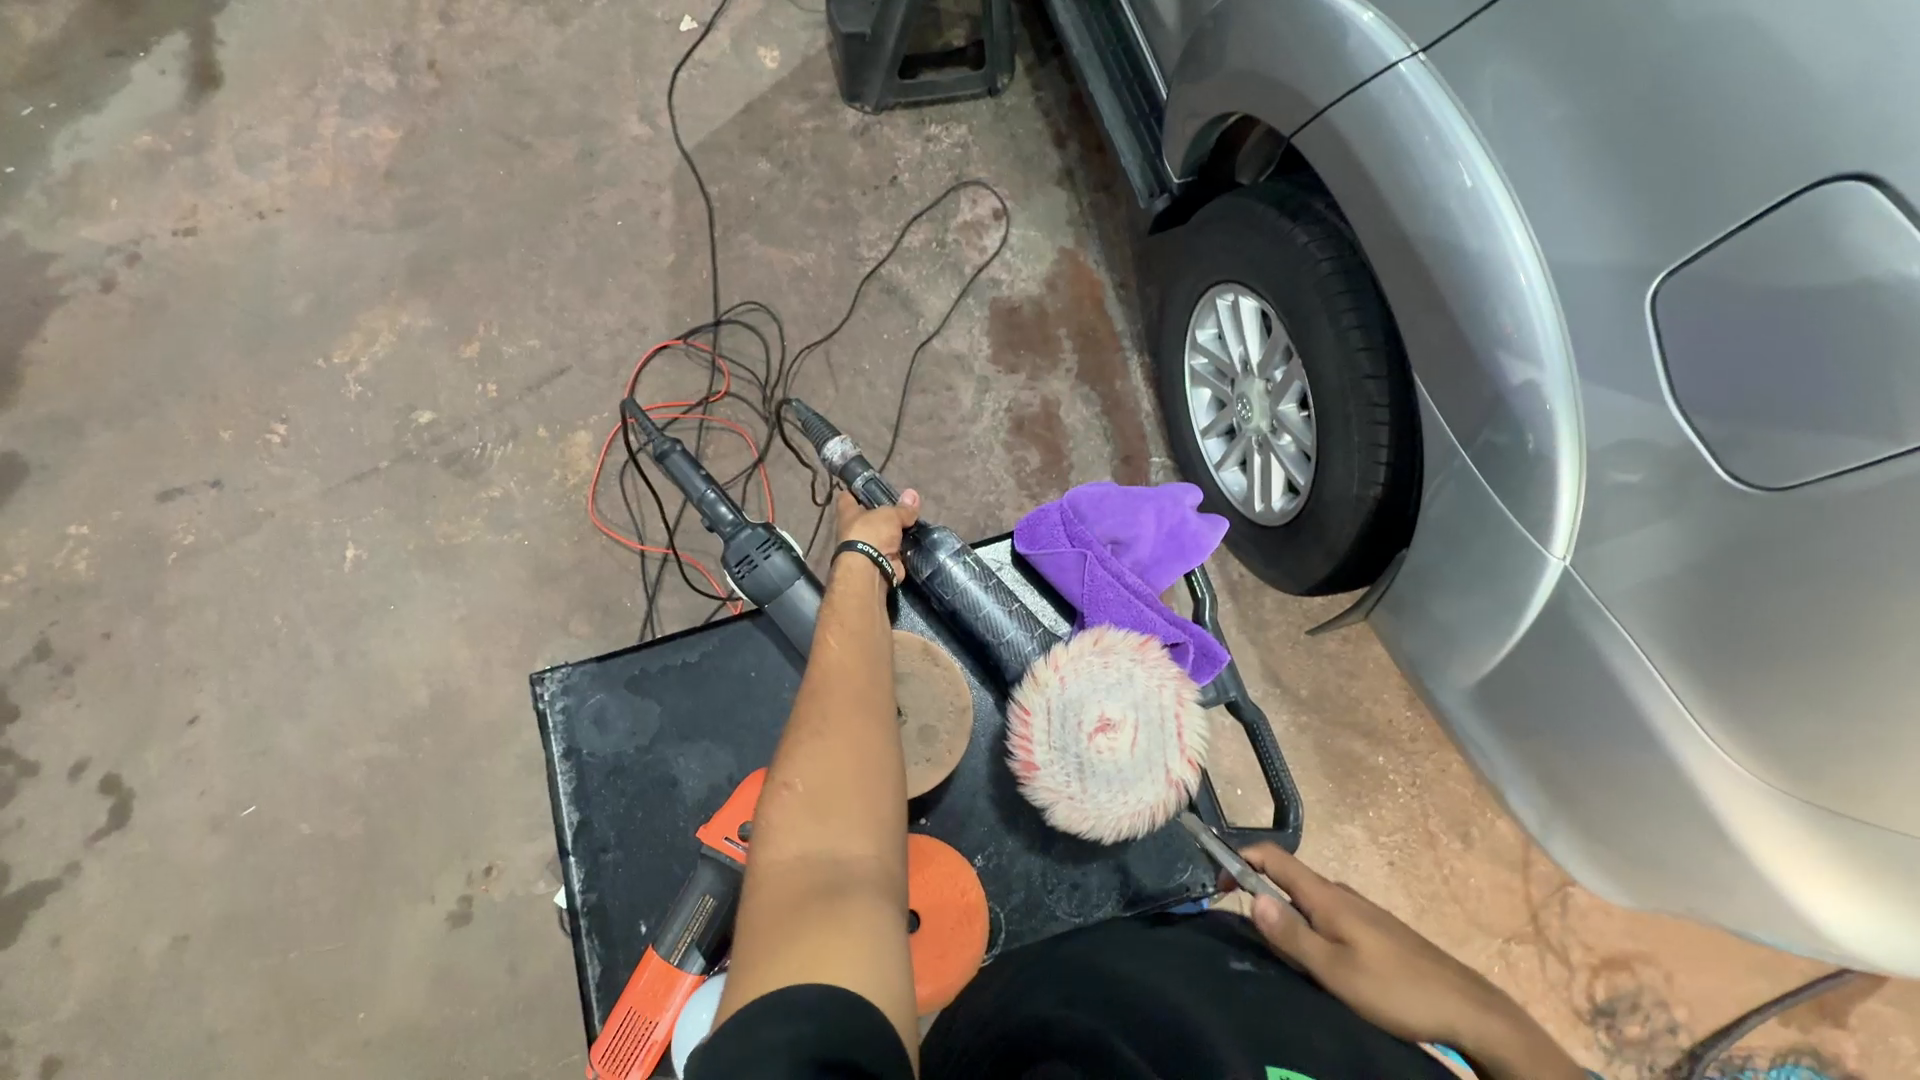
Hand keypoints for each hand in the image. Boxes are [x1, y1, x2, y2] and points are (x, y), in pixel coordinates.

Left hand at [833, 489, 919, 583]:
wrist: (871, 569)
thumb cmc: (871, 533)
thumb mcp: (890, 515)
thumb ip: (902, 508)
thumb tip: (913, 494)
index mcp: (848, 513)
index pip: (847, 497)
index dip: (856, 490)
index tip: (869, 487)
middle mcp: (853, 530)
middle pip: (868, 517)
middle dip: (883, 514)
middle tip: (902, 507)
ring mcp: (865, 548)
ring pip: (882, 536)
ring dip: (895, 533)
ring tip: (913, 523)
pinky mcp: (878, 562)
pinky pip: (892, 552)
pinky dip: (902, 549)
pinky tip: (915, 542)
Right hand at [1228, 844, 1583, 1078]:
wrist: (1469, 1009)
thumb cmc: (1396, 989)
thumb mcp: (1334, 970)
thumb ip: (1291, 934)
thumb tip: (1251, 896)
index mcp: (1326, 896)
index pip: (1272, 856)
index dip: (1238, 859)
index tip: (1216, 884)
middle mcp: (1342, 893)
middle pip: (1289, 879)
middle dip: (1259, 893)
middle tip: (1247, 933)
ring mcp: (1362, 910)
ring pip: (1309, 901)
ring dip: (1286, 915)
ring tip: (1281, 952)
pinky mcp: (1377, 930)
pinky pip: (1329, 916)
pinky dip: (1310, 926)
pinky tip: (1319, 959)